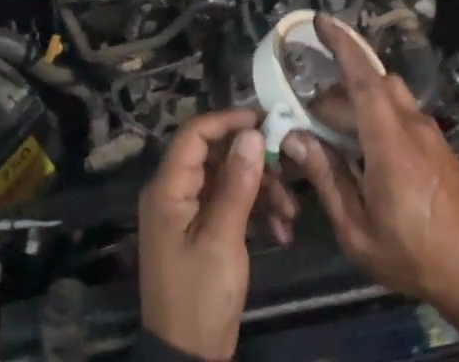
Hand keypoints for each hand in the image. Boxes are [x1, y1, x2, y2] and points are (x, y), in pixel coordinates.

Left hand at [138, 108, 297, 358]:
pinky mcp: (203, 230)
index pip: (194, 133)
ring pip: (229, 179)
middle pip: (216, 155)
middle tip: (288, 170)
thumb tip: (252, 133)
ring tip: (291, 213)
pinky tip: (281, 229)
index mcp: (168, 188)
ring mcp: (188, 212)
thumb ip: (238, 185)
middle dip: (254, 161)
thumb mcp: (222, 239)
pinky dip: (256, 210)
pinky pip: (231, 204)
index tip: (267, 121)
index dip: (229, 120)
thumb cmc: (200, 295)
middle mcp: (174, 192)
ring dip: (261, 190)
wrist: (188, 354)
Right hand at [282, 16, 458, 317]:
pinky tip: (360, 146)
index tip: (320, 21)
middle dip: (334, 92)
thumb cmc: (413, 257)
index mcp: (391, 145)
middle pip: (370, 85)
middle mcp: (413, 127)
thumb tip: (296, 138)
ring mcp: (430, 133)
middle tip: (304, 120)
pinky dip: (373, 113)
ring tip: (330, 130)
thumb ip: (327, 178)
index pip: (364, 79)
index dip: (341, 45)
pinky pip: (399, 111)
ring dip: (356, 100)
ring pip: (387, 94)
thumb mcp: (357, 230)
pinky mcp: (437, 144)